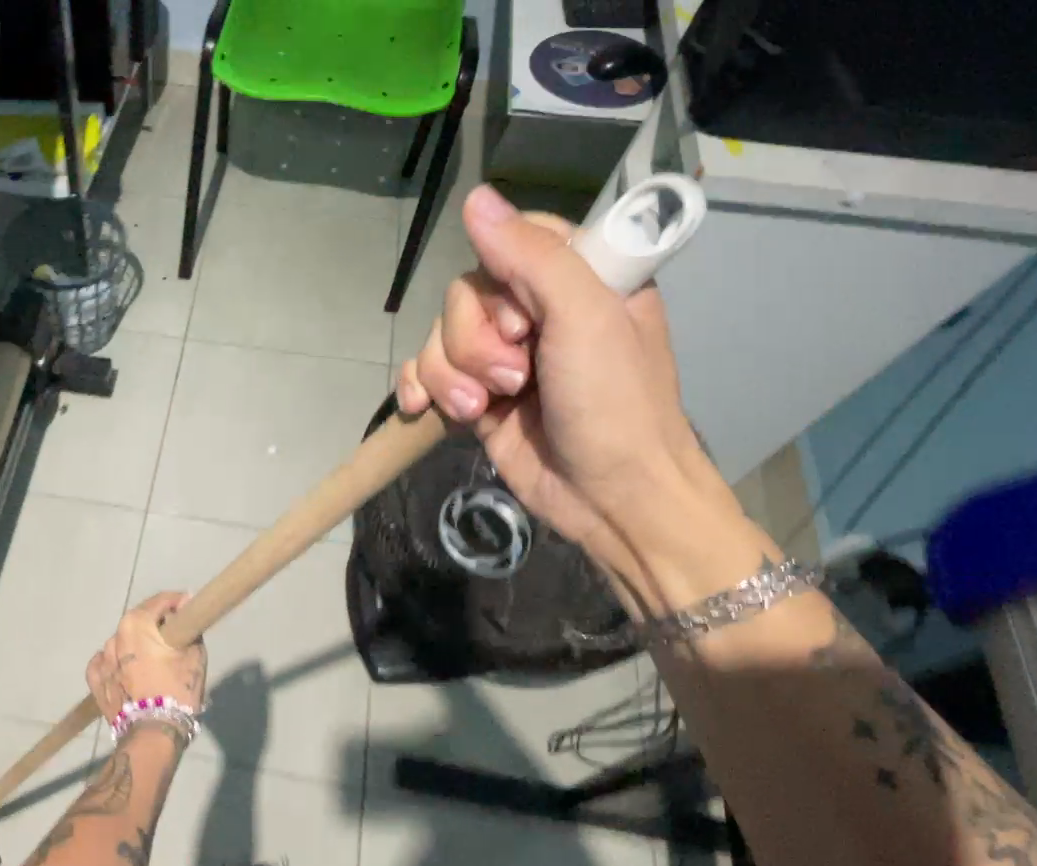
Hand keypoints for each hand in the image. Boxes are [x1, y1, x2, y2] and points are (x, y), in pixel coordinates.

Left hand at [85, 592, 207, 716]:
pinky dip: (117, 664)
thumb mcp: (195, 655)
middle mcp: (114, 636)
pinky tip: (129, 671)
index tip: (190, 610)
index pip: (160, 601)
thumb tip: (185, 616)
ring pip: (122, 643)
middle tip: (175, 638)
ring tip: (154, 661)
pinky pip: (105, 664)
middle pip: (139, 622)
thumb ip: (189, 629)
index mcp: (135, 623)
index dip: (178, 602)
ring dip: (137, 646)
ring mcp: (101, 660)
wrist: (154, 734)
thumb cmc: (177, 690)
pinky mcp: (95, 682)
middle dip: (157, 625)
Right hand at [394, 184, 732, 577]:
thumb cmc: (615, 404)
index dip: (501, 281)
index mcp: (581, 279)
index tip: (525, 321)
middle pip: (465, 295)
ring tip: (481, 408)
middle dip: (474, 342)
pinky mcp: (474, 396)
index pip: (513, 242)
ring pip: (439, 336)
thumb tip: (475, 198)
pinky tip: (426, 410)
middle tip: (512, 378)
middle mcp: (538, 312)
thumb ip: (532, 257)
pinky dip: (421, 388)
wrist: (606, 496)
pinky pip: (425, 373)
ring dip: (450, 375)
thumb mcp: (586, 319)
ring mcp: (501, 357)